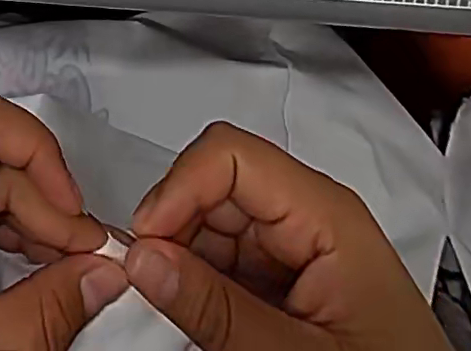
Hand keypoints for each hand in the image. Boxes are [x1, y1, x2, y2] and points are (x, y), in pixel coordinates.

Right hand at [121, 122, 447, 350]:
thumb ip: (220, 311)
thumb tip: (145, 258)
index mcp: (325, 215)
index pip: (232, 155)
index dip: (180, 186)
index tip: (147, 238)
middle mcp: (306, 216)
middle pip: (213, 183)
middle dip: (174, 225)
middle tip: (150, 279)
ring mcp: (292, 245)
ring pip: (208, 219)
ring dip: (181, 256)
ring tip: (181, 310)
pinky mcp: (281, 275)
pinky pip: (219, 256)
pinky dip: (196, 280)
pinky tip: (200, 316)